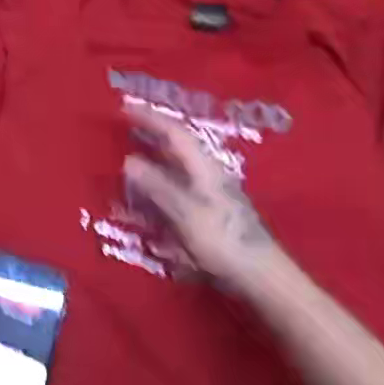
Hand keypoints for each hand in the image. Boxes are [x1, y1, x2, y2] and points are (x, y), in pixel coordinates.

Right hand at [122, 100, 283, 289]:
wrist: (262, 279)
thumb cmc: (223, 242)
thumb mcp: (185, 213)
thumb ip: (157, 186)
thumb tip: (128, 160)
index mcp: (203, 168)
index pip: (174, 133)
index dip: (149, 118)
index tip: (124, 105)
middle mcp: (207, 175)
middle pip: (176, 146)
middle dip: (150, 133)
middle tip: (122, 125)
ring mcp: (209, 194)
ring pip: (175, 166)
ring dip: (151, 156)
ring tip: (126, 154)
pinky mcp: (207, 213)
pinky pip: (174, 187)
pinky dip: (156, 182)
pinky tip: (144, 193)